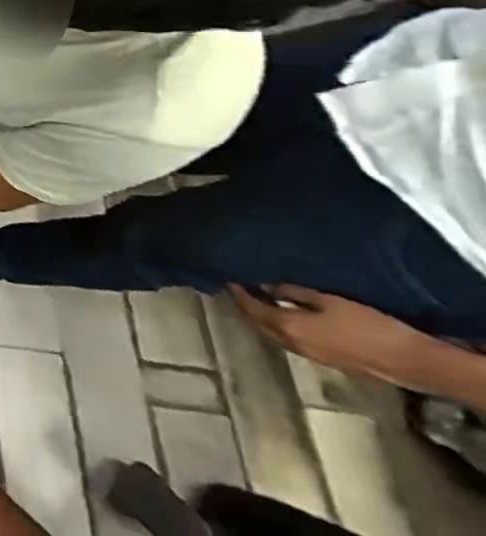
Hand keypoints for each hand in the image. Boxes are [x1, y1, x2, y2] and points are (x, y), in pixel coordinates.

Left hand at [229, 284, 438, 389]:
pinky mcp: (326, 362)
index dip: (238, 293)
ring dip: (261, 319)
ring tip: (259, 302)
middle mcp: (290, 343)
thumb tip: (265, 286)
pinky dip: (279, 328)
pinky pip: (290, 342)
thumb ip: (292, 292)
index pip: (250, 308)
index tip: (230, 280)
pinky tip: (286, 319)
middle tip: (241, 290)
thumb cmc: (369, 326)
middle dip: (245, 306)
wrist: (413, 362)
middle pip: (256, 322)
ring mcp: (308, 355)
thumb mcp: (328, 301)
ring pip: (271, 334)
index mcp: (286, 326)